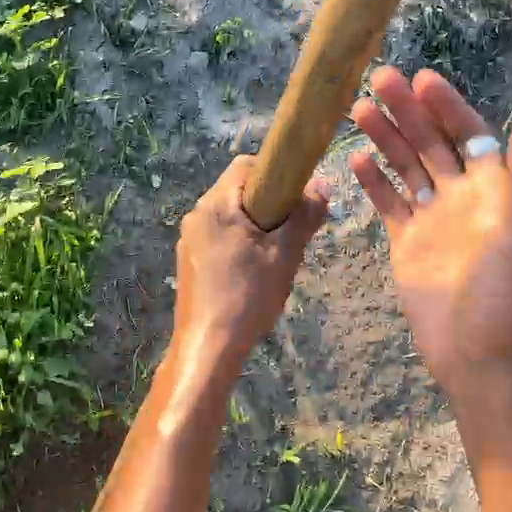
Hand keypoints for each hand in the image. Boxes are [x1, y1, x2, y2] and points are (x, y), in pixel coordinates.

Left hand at [173, 156, 329, 358]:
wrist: (209, 346)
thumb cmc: (249, 295)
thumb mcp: (285, 254)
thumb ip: (304, 216)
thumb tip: (323, 185)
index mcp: (216, 204)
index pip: (246, 165)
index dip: (276, 173)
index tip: (297, 196)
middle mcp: (196, 214)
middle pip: (237, 190)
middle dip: (268, 203)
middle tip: (291, 232)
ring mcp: (188, 240)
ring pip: (229, 216)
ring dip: (255, 226)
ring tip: (275, 256)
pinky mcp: (187, 261)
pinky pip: (218, 238)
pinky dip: (239, 244)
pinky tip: (253, 274)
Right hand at [348, 68, 511, 392]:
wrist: (475, 351)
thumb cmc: (505, 291)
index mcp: (496, 188)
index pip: (470, 133)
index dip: (447, 106)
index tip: (422, 80)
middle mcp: (463, 195)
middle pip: (431, 143)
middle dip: (407, 111)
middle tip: (378, 79)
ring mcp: (432, 217)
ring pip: (406, 166)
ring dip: (386, 138)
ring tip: (359, 108)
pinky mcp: (407, 241)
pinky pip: (389, 202)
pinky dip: (374, 181)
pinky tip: (356, 159)